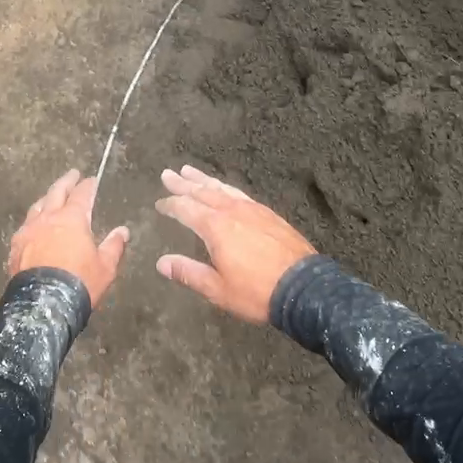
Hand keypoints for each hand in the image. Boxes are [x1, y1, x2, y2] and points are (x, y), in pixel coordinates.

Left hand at [6, 170, 129, 304]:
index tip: (92, 180)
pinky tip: (34, 224)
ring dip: (47, 198)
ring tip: (52, 195)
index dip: (88, 186)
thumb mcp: (105, 267)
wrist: (43, 306)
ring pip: (38, 206)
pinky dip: (33, 219)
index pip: (82, 195)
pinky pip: (25, 225)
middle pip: (56, 192)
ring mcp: (29, 231)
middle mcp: (49, 218)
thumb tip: (122, 231)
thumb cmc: (79, 284)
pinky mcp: (16, 246)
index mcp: (72, 219)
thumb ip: (113, 246)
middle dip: (66, 182)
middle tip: (72, 174)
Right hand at [154, 165, 315, 324]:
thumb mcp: (217, 289)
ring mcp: (251, 209)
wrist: (303, 287)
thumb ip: (188, 273)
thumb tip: (161, 262)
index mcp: (215, 227)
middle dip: (183, 183)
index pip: (186, 209)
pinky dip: (225, 187)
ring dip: (203, 179)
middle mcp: (231, 211)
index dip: (170, 205)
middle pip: (202, 192)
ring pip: (221, 188)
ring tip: (189, 171)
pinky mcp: (267, 213)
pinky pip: (239, 193)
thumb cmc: (256, 292)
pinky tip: (224, 188)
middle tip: (167, 173)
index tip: (159, 203)